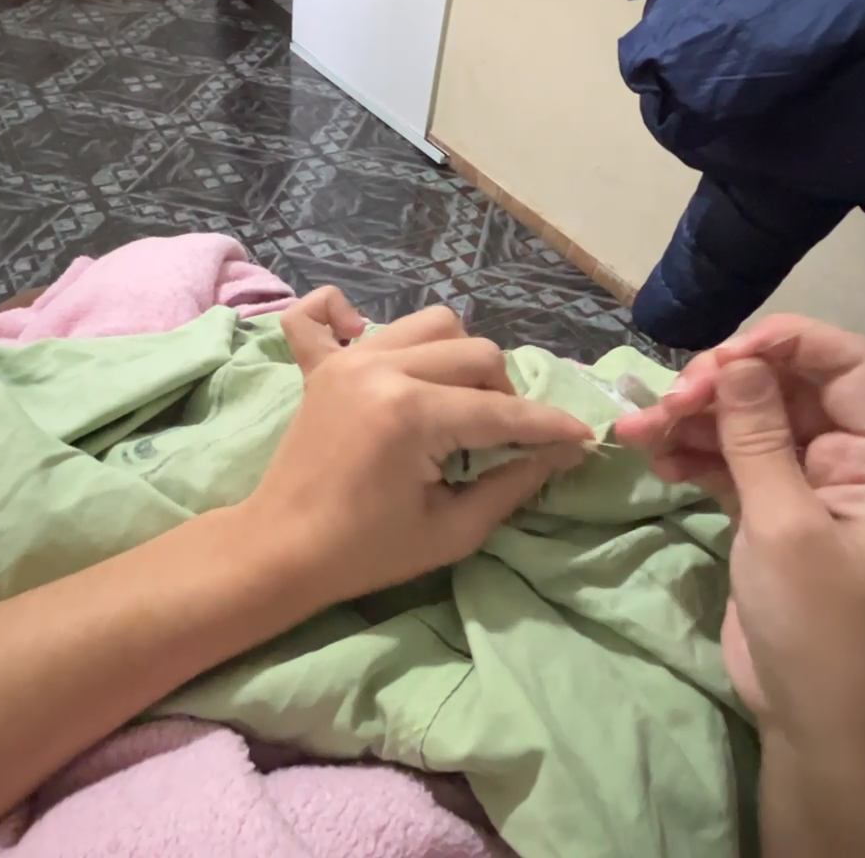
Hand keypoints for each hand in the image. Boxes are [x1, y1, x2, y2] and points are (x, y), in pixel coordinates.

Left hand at [239, 288, 591, 610]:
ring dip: (456, 357)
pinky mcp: (320, 365)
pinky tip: (362, 337)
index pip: (500, 411)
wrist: (281, 551)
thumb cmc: (366, 552)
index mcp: (411, 414)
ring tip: (454, 400)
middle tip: (501, 439)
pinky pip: (320, 312)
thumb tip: (563, 451)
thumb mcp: (452, 531)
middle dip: (504, 395)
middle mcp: (380, 370)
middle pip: (474, 353)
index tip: (582, 438)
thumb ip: (513, 483)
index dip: (548, 427)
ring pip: (429, 324)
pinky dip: (343, 313)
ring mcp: (346, 361)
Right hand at [614, 316, 864, 748]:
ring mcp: (803, 485)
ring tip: (638, 431)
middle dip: (719, 386)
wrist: (820, 726)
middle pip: (781, 388)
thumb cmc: (821, 627)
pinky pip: (727, 461)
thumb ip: (757, 437)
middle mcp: (846, 459)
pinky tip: (657, 459)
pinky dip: (692, 454)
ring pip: (744, 423)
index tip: (716, 357)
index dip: (782, 342)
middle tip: (665, 403)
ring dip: (691, 420)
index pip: (844, 363)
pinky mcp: (767, 511)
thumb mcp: (785, 525)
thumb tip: (736, 359)